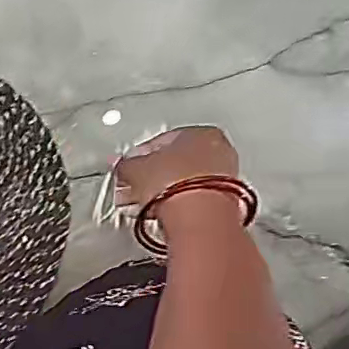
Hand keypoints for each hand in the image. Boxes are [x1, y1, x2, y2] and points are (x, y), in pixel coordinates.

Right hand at [113, 127, 241, 208]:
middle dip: (155, 175)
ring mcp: (225, 177)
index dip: (140, 156)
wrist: (199, 216)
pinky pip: (195, 199)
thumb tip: (123, 167)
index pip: (164, 140)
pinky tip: (163, 213)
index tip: (129, 168)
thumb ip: (126, 165)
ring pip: (187, 181)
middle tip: (136, 187)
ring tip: (147, 204)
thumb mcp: (135, 169)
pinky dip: (179, 205)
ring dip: (165, 191)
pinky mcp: (225, 202)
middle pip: (179, 161)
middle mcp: (219, 150)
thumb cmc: (177, 184)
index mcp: (201, 131)